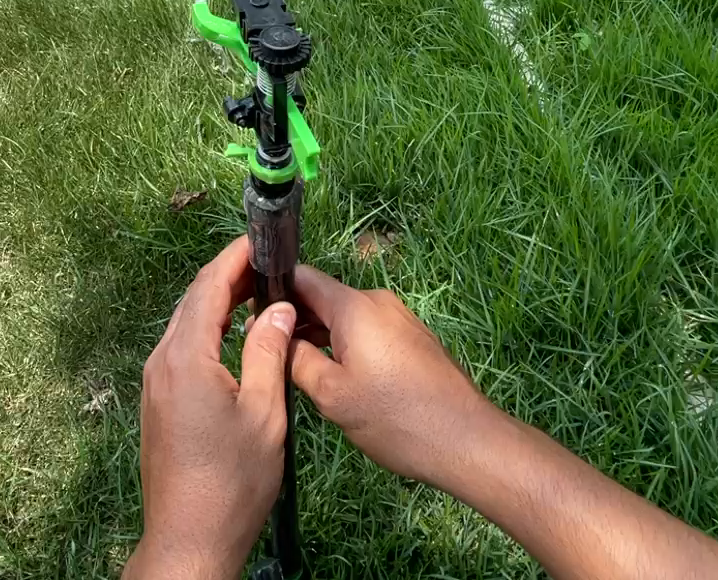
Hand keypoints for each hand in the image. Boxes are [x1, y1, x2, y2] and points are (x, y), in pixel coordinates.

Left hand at [126, 236, 296, 579]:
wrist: (188, 540)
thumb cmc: (233, 480)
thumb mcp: (264, 414)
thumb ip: (269, 351)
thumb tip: (277, 306)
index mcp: (186, 357)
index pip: (209, 287)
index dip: (234, 257)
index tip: (260, 241)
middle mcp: (161, 359)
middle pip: (193, 299)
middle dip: (227, 274)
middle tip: (266, 264)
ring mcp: (154, 379)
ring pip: (184, 320)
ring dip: (216, 299)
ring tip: (255, 290)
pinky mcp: (156, 397)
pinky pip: (180, 344)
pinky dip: (206, 325)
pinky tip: (231, 331)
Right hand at [288, 265, 499, 491]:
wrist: (467, 439)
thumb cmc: (394, 417)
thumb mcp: (333, 395)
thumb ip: (298, 360)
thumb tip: (277, 339)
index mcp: (354, 305)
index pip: (303, 277)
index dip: (273, 290)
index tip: (250, 310)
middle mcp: (376, 301)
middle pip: (324, 297)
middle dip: (294, 317)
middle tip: (266, 345)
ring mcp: (398, 317)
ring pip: (346, 317)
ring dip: (320, 334)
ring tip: (296, 363)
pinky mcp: (412, 337)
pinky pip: (367, 330)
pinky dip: (345, 343)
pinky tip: (336, 373)